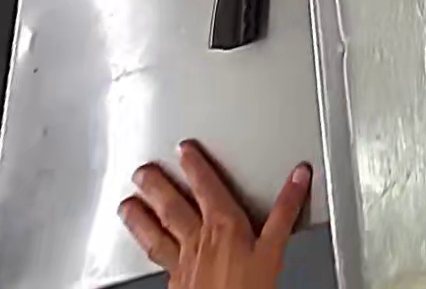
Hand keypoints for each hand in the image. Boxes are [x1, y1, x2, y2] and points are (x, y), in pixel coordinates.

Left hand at [120, 141, 310, 288]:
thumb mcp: (275, 249)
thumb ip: (285, 210)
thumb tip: (299, 176)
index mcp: (223, 227)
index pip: (207, 187)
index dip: (195, 166)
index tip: (184, 150)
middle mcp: (198, 243)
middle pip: (174, 208)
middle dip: (157, 188)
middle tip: (141, 172)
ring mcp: (182, 268)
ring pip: (158, 236)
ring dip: (141, 218)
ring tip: (126, 205)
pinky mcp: (176, 288)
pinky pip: (159, 262)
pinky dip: (149, 250)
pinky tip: (147, 250)